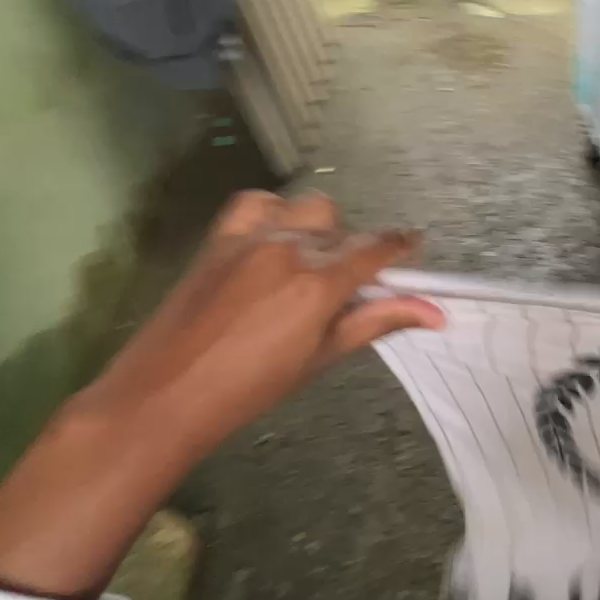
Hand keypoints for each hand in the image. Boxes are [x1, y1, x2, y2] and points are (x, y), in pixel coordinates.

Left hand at [78, 189, 444, 452]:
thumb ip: (378, 321)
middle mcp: (290, 251)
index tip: (416, 247)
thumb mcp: (323, 356)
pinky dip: (276, 213)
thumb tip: (435, 313)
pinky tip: (276, 240)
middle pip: (345, 229)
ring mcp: (251, 240)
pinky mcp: (219, 240)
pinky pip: (257, 203)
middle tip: (352, 283)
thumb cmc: (252, 387)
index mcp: (319, 284)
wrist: (164, 395)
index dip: (403, 244)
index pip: (378, 247)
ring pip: (308, 209)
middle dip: (358, 248)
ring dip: (323, 228)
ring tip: (313, 261)